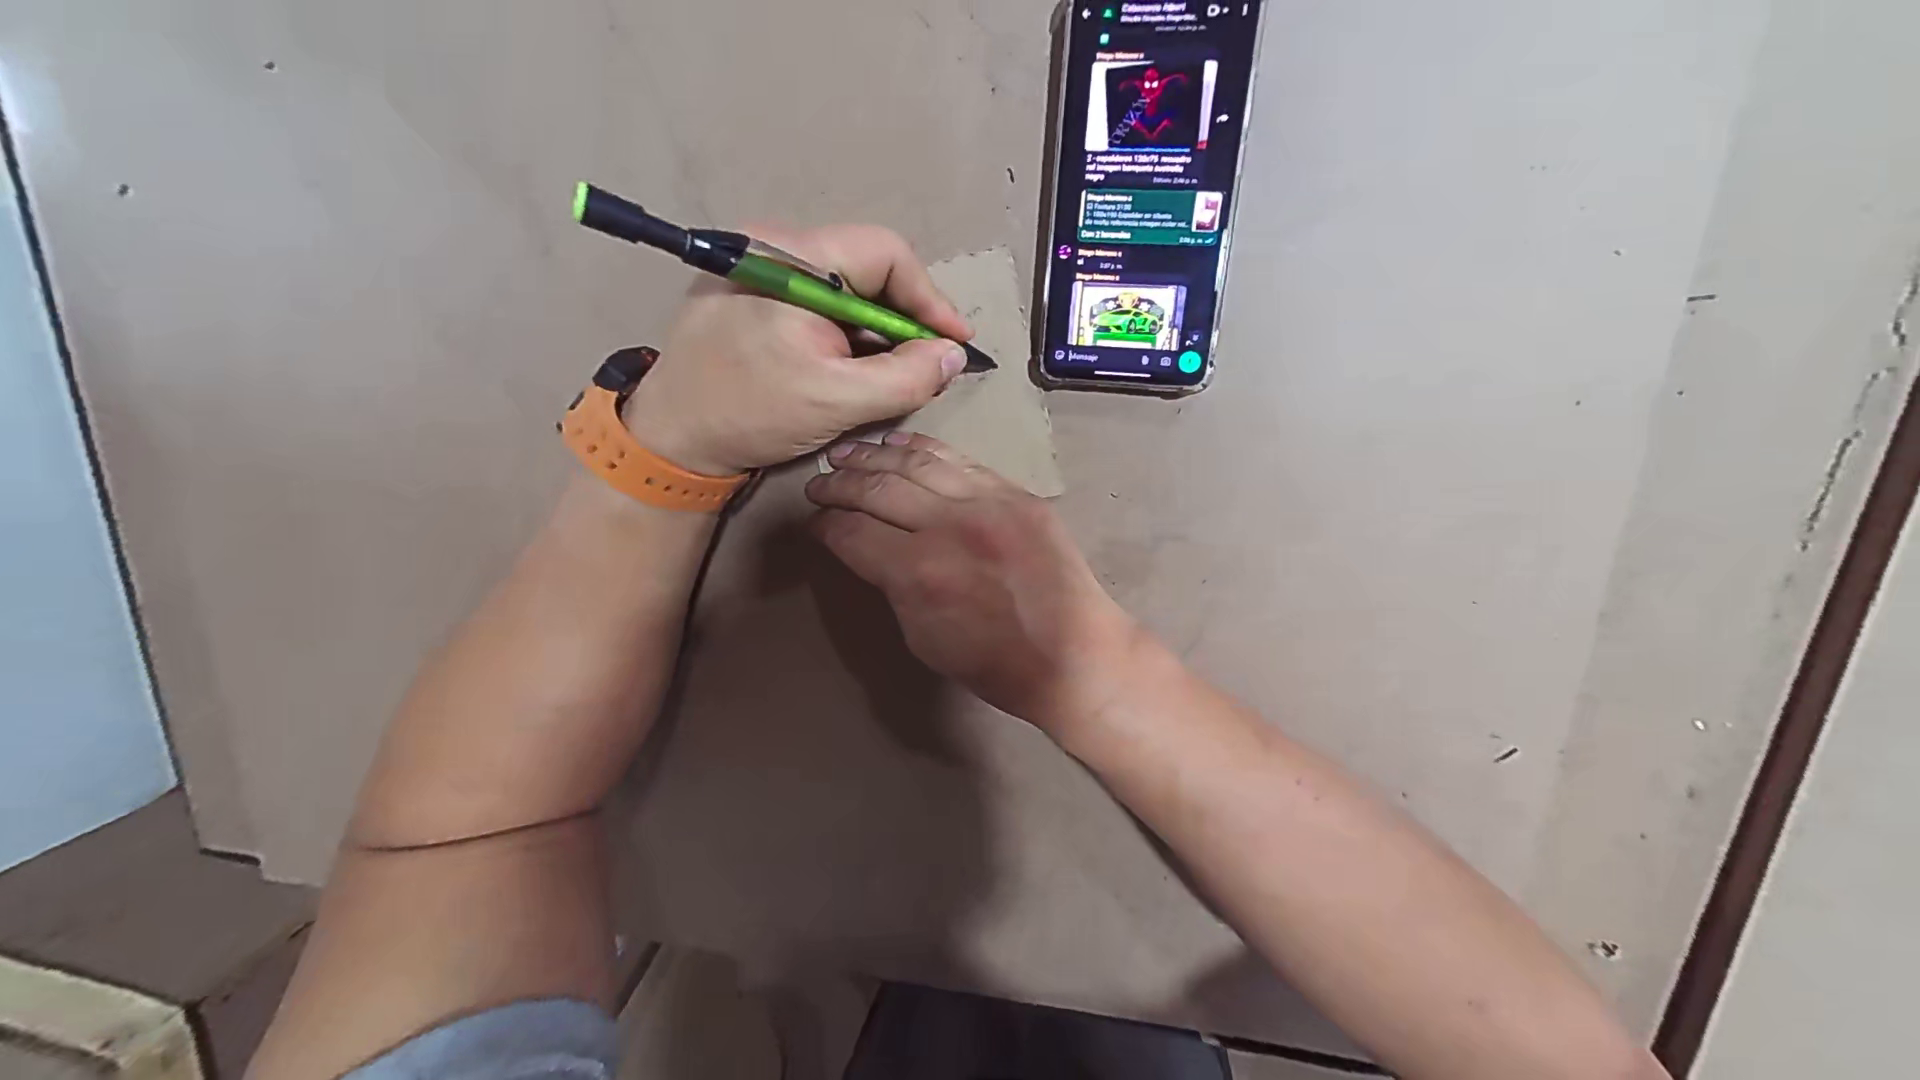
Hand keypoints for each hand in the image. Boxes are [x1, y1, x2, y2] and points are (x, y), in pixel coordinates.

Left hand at [621, 224, 974, 475]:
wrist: (670, 440)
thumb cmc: (747, 413)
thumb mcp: (835, 401)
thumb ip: (903, 377)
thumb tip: (954, 356)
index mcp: (791, 256)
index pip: (885, 254)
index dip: (930, 299)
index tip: (956, 343)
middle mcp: (777, 250)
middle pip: (868, 272)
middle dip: (906, 322)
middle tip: (928, 367)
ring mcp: (763, 274)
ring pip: (848, 295)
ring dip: (879, 337)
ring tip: (893, 378)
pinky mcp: (757, 301)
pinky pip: (822, 310)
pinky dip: (851, 342)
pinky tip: (857, 375)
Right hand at [805, 433, 1141, 731]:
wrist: (1073, 654)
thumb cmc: (994, 663)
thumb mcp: (922, 637)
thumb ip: (891, 585)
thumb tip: (871, 549)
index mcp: (918, 572)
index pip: (852, 532)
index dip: (825, 524)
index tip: (813, 521)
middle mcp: (949, 526)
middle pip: (878, 488)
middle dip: (840, 484)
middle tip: (819, 483)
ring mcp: (988, 503)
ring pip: (917, 463)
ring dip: (875, 455)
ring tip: (847, 454)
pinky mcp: (1016, 494)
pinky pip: (960, 461)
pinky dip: (924, 448)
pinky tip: (899, 443)